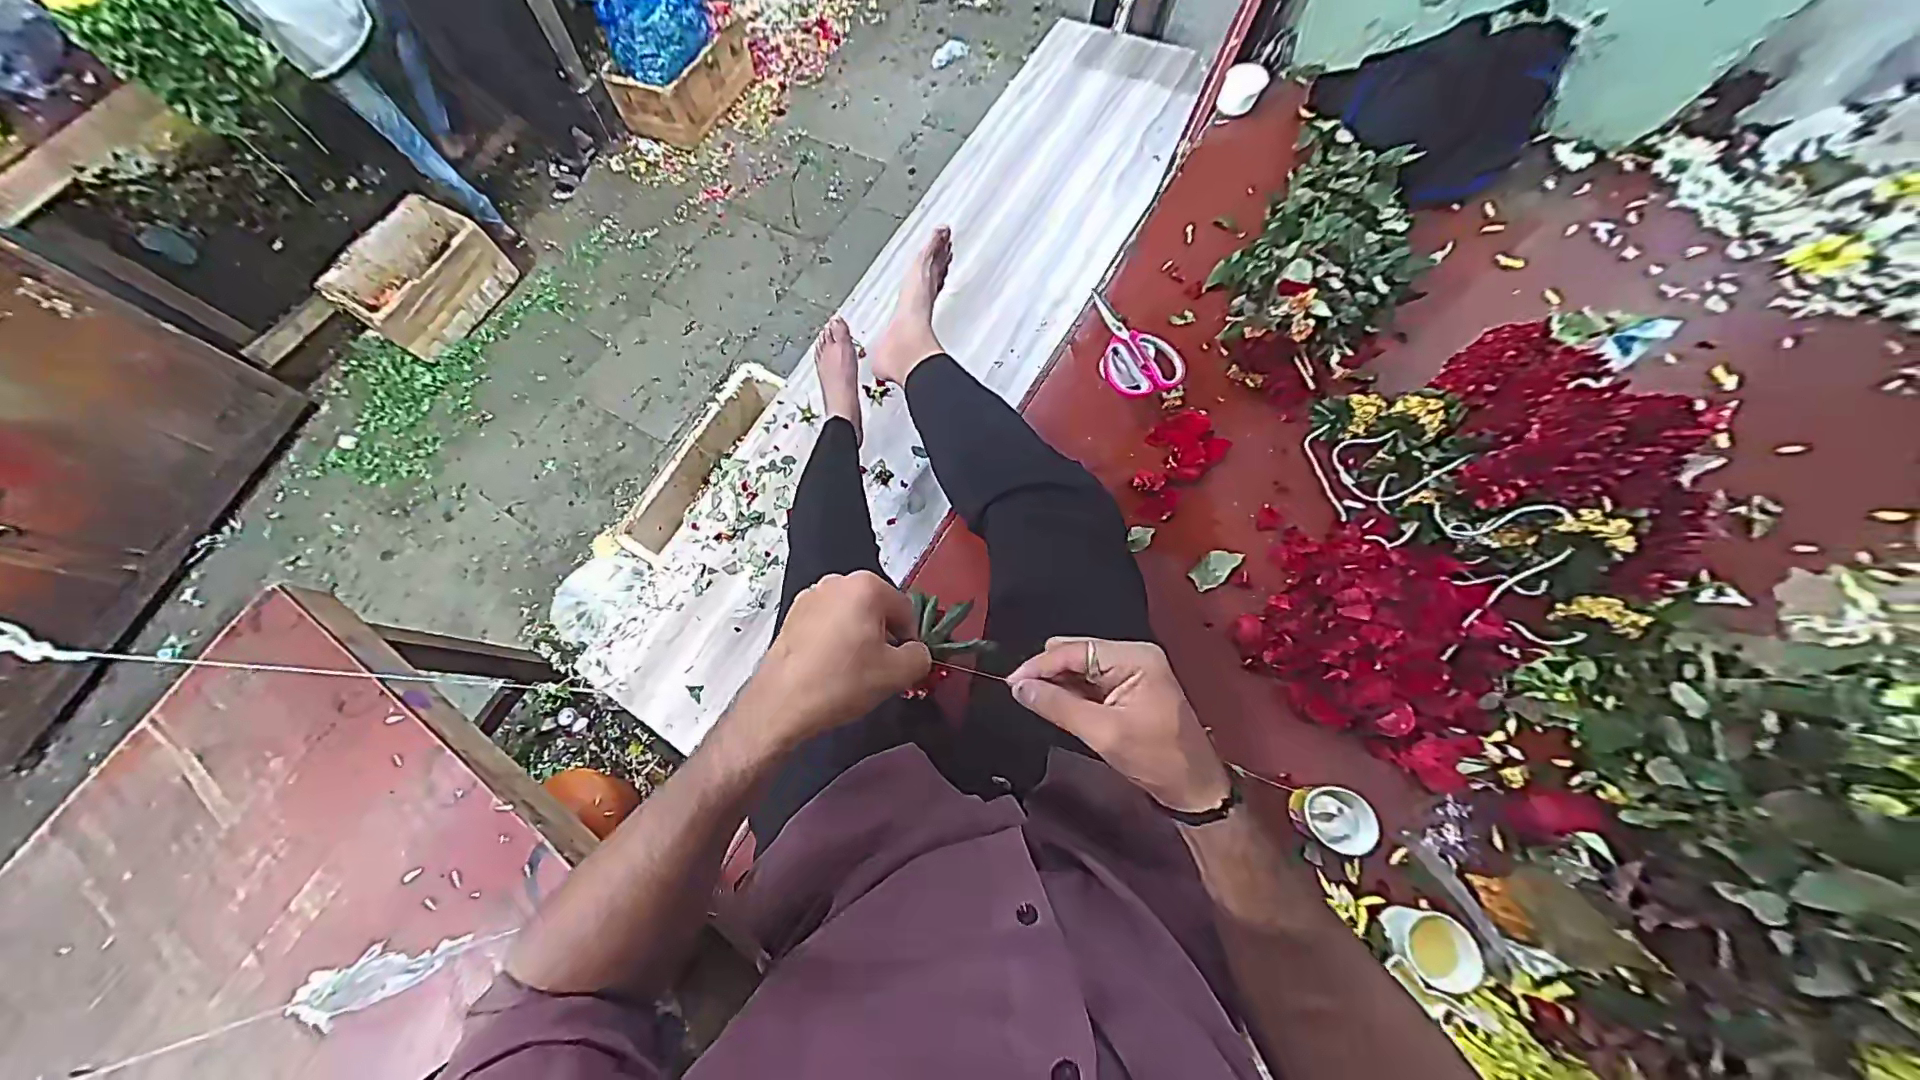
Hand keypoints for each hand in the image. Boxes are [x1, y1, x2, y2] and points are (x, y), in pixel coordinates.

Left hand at [742, 571, 930, 749]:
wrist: (781, 704)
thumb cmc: (842, 682)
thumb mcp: (899, 673)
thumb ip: (922, 656)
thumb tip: (916, 652)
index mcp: (866, 585)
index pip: (906, 611)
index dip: (910, 641)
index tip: (901, 665)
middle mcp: (837, 582)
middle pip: (878, 610)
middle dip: (884, 638)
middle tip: (878, 670)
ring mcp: (811, 596)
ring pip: (852, 617)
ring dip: (859, 639)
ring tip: (851, 672)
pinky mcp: (792, 615)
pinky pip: (828, 624)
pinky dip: (835, 642)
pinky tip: (830, 669)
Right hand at [1008, 638, 1230, 813]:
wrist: (1195, 790)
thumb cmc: (1156, 759)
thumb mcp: (1103, 733)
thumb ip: (1059, 706)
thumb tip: (1019, 688)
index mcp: (1135, 657)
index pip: (1077, 650)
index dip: (1040, 664)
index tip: (1012, 682)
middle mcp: (1133, 655)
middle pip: (1077, 654)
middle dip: (1046, 671)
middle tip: (1018, 692)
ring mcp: (1131, 671)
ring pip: (1080, 668)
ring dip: (1056, 682)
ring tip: (1029, 697)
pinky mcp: (1127, 687)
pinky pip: (1090, 682)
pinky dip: (1070, 692)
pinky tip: (1052, 702)